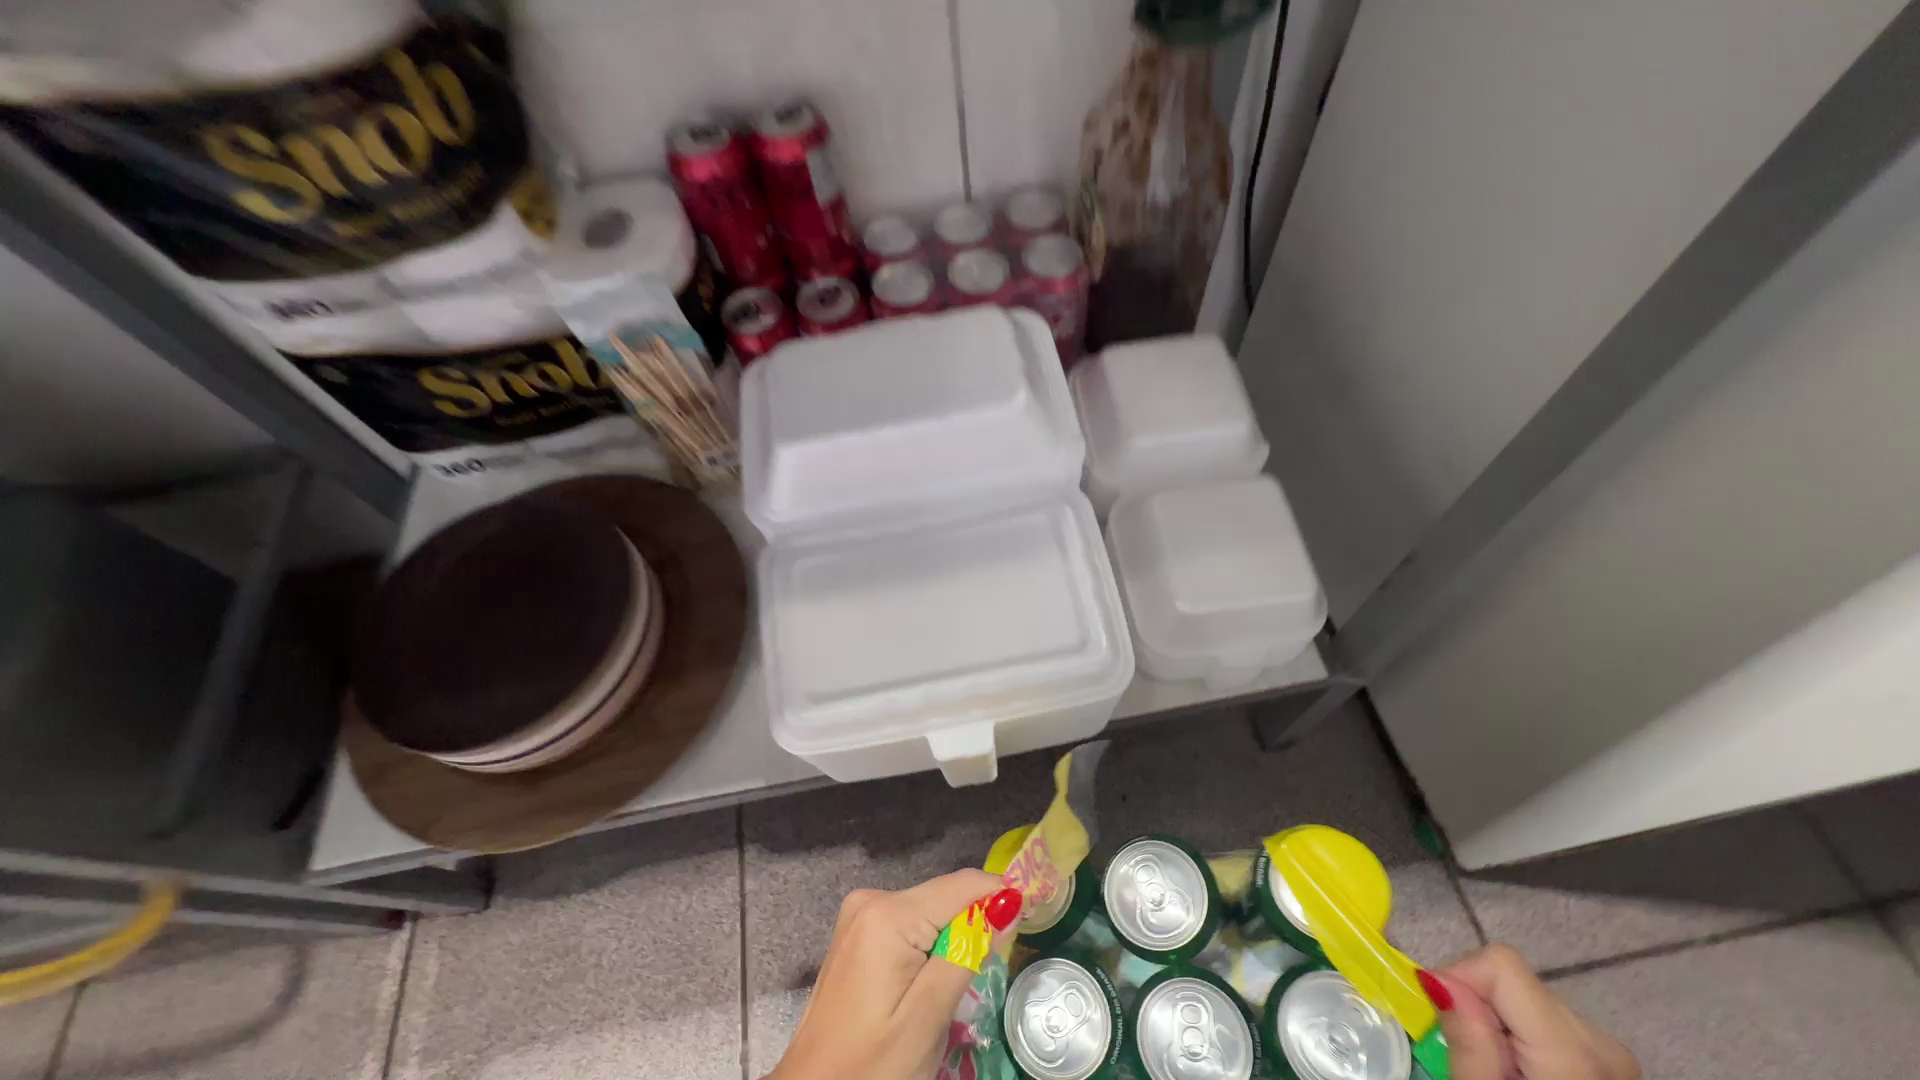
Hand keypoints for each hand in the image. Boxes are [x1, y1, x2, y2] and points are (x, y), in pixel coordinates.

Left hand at [772, 870, 1018, 1079]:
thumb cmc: (872, 1064)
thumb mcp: (929, 1015)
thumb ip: (968, 952)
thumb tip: (1009, 903)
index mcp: (888, 914)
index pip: (963, 884)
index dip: (1003, 894)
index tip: (1036, 912)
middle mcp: (871, 899)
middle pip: (946, 897)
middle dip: (976, 924)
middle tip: (996, 969)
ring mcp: (860, 915)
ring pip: (930, 912)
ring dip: (954, 940)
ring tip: (962, 986)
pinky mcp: (858, 933)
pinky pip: (910, 925)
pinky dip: (930, 947)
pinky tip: (932, 984)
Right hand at [1423, 944, 1639, 1079]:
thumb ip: (1470, 1043)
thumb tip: (1439, 980)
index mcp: (1573, 1048)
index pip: (1502, 962)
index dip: (1458, 978)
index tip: (1441, 1019)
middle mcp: (1600, 1037)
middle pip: (1512, 978)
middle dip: (1475, 1004)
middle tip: (1468, 1055)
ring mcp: (1610, 1049)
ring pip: (1526, 997)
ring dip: (1496, 1020)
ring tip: (1498, 1068)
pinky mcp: (1609, 1059)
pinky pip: (1546, 1020)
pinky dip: (1521, 1035)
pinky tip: (1522, 1071)